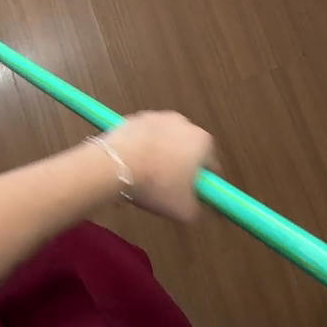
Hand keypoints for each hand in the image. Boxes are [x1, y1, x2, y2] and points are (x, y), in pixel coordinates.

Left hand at [98, 111, 212, 221]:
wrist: (115, 164)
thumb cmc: (155, 185)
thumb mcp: (185, 210)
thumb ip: (198, 207)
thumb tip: (194, 204)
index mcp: (202, 140)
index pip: (210, 165)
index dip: (203, 182)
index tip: (194, 194)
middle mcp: (182, 122)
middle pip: (187, 148)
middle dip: (181, 165)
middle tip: (171, 186)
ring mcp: (156, 116)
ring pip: (165, 140)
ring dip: (161, 154)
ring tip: (148, 176)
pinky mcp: (134, 116)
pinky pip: (145, 135)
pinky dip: (143, 146)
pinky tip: (135, 163)